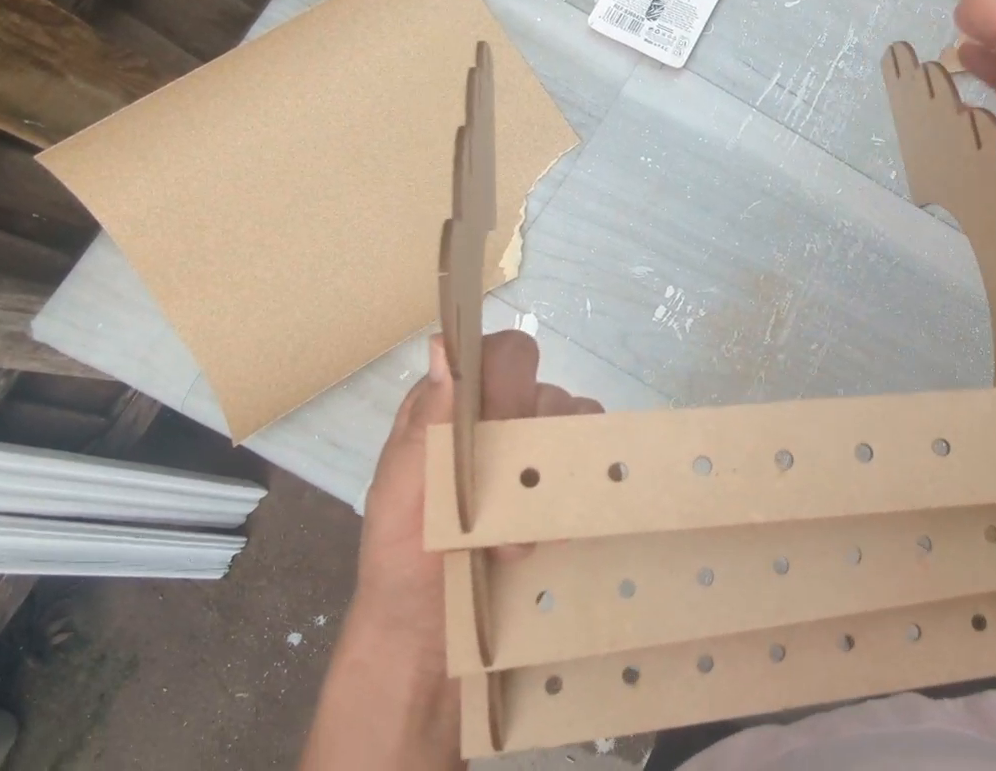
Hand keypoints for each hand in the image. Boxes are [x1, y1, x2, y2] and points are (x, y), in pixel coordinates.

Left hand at [352, 331, 604, 674]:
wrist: (433, 649)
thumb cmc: (405, 570)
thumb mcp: (402, 497)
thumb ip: (427, 424)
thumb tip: (445, 346)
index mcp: (446, 413)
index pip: (498, 358)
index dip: (509, 384)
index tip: (505, 429)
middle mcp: (494, 425)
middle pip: (544, 390)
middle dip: (535, 443)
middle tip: (510, 501)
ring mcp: (532, 458)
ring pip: (575, 425)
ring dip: (558, 475)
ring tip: (529, 534)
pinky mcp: (560, 492)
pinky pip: (593, 464)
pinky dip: (583, 490)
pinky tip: (558, 532)